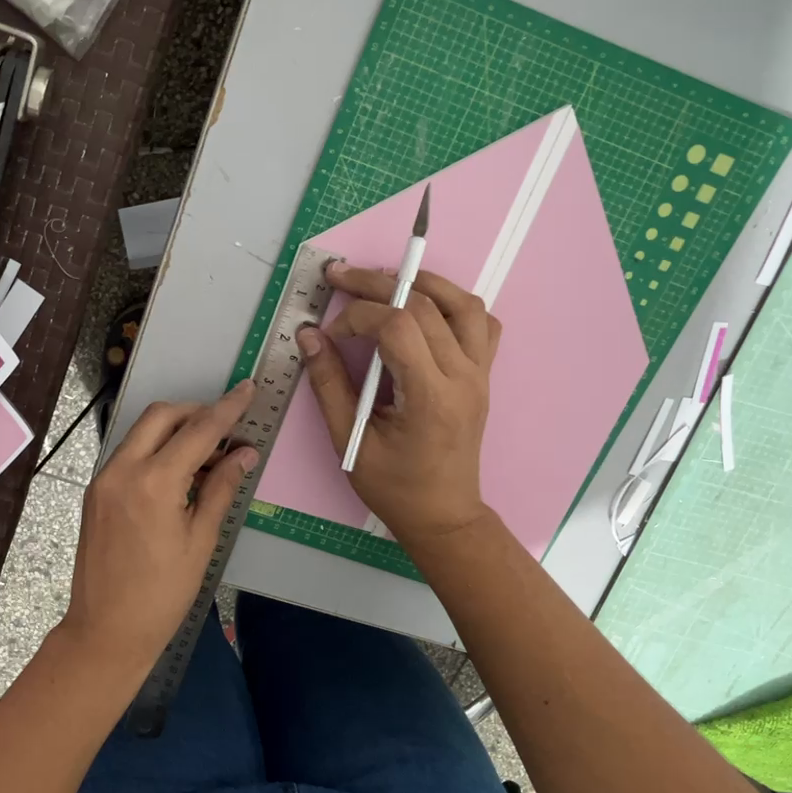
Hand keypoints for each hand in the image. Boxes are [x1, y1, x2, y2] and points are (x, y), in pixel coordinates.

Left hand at [61, 382, 259, 671]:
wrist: (106, 630)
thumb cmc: (163, 594)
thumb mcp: (201, 541)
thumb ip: (221, 488)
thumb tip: (245, 452)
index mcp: (153, 482)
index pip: (198, 430)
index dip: (227, 408)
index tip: (248, 388)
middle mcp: (122, 469)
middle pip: (162, 416)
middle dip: (196, 413)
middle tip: (228, 429)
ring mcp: (104, 479)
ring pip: (142, 432)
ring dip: (175, 431)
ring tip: (209, 455)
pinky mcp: (96, 492)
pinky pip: (129, 454)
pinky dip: (156, 450)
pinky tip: (179, 473)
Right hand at [297, 261, 501, 546]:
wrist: (443, 516)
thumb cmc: (394, 487)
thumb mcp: (351, 440)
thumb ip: (329, 384)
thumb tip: (309, 336)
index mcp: (430, 397)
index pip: (397, 326)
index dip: (357, 317)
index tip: (329, 336)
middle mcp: (462, 377)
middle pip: (425, 304)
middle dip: (377, 284)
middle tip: (339, 276)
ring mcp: (479, 374)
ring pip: (462, 304)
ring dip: (422, 282)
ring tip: (384, 279)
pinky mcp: (482, 376)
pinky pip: (480, 324)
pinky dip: (453, 305)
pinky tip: (423, 309)